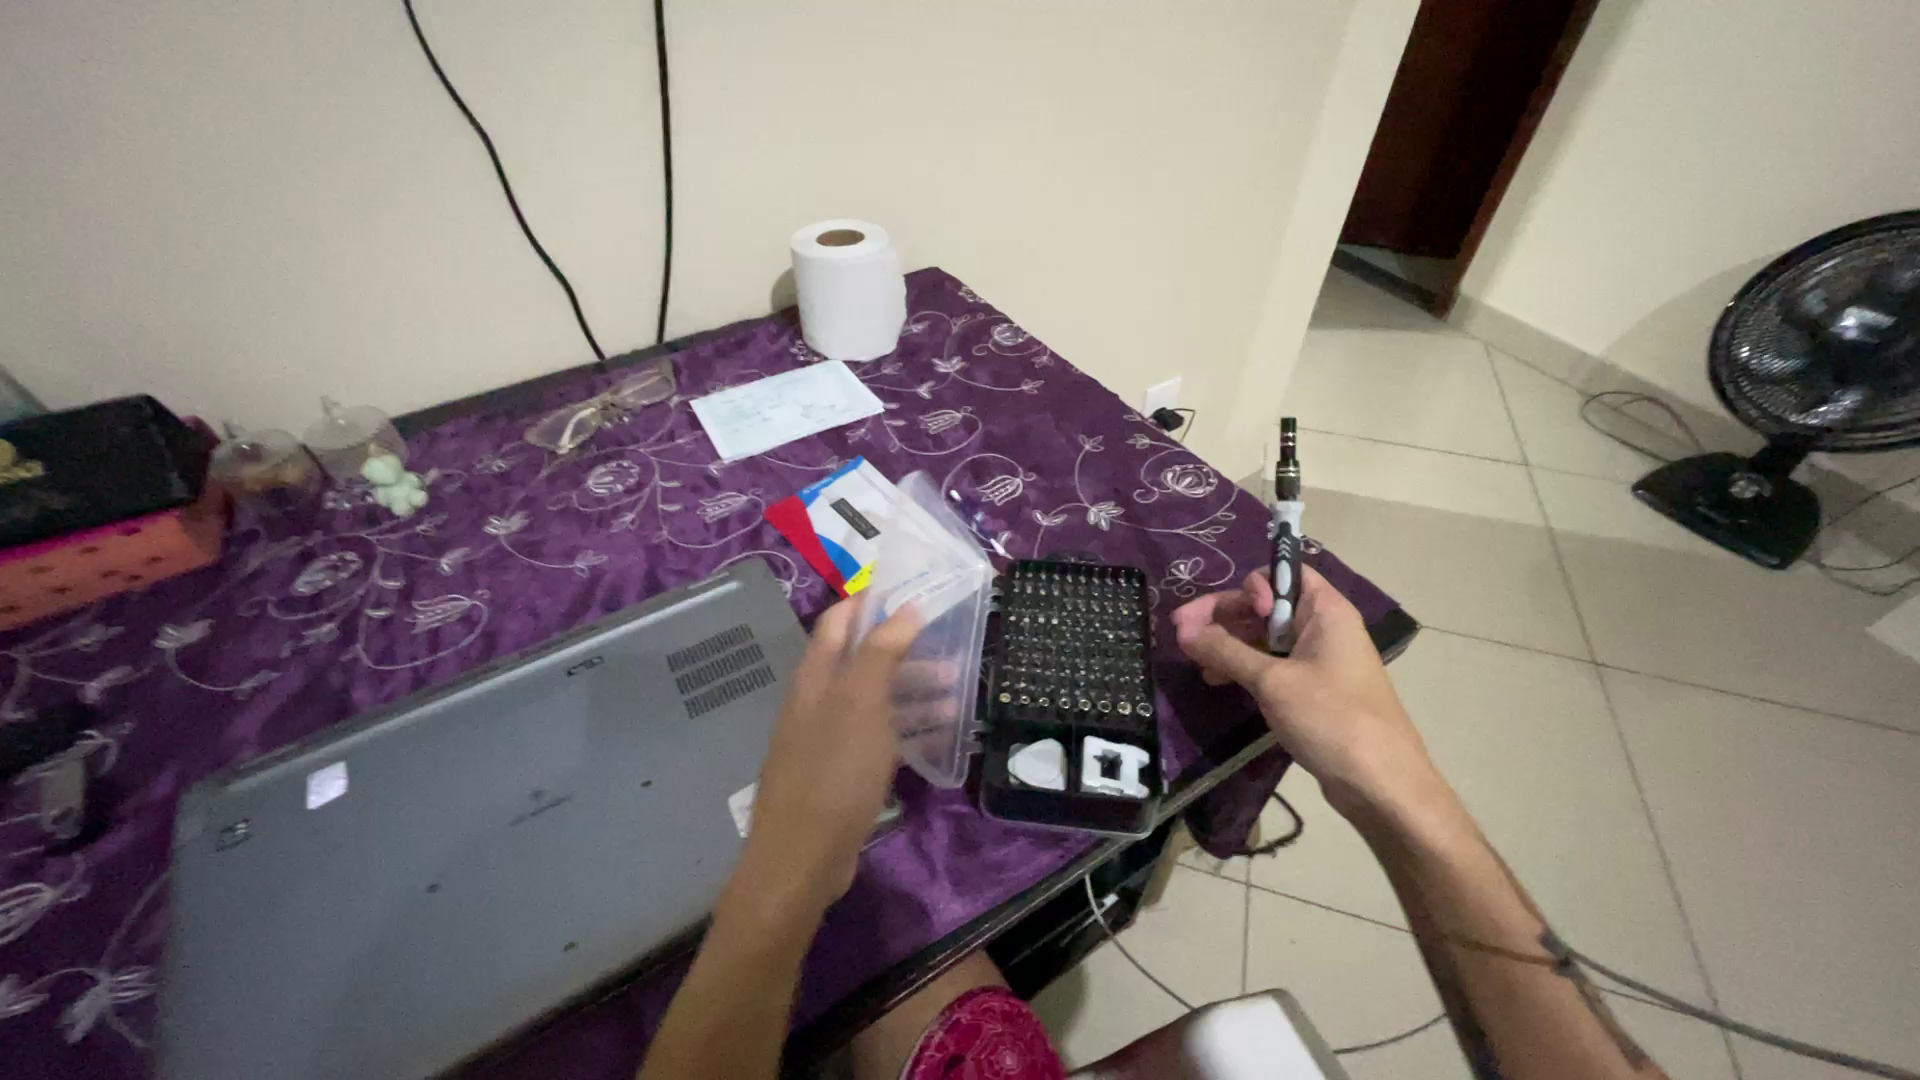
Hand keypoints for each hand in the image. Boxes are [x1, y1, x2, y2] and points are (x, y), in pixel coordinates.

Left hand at [727, 598, 920, 921]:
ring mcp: (831, 738)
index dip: (870, 601)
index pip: (839, 621)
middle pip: (864, 661)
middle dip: (906, 651)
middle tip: (952, 647)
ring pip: (877, 701)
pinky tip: (941, 734)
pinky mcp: (844, 773)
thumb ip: (882, 652)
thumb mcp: (862, 705)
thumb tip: (906, 606)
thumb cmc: (833, 772)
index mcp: (816, 677)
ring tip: (958, 691)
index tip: (911, 589)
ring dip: (915, 692)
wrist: (802, 859)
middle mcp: (819, 701)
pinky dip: (909, 730)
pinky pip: (881, 738)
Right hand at [1170, 566, 1442, 818]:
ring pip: (1262, 636)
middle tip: (1179, 630)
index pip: (1283, 572)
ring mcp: (1316, 659)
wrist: (1381, 783)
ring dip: (1226, 642)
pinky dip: (1241, 666)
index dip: (1251, 587)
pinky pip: (1269, 664)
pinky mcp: (1310, 689)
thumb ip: (1225, 652)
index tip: (1232, 616)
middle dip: (1222, 615)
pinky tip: (1215, 679)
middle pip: (1264, 604)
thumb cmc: (1331, 718)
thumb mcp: (1272, 682)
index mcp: (1325, 610)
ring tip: (1191, 659)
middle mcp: (1322, 627)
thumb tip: (1183, 631)